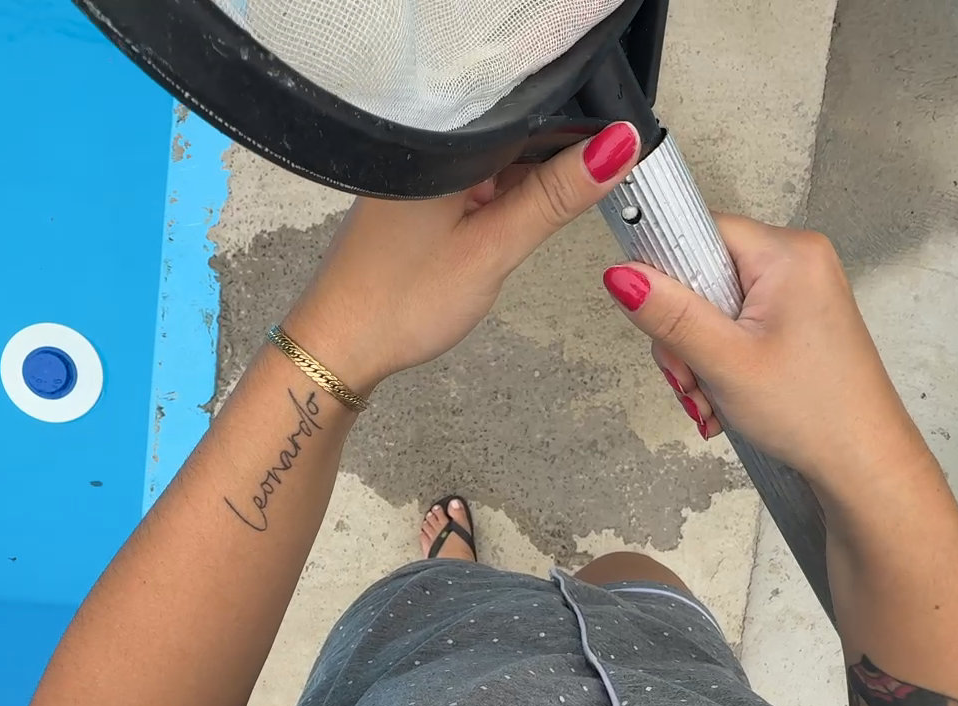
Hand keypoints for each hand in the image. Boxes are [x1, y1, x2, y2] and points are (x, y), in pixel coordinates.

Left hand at [282, 122, 643, 393]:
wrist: (341, 344)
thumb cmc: (401, 302)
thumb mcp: (491, 250)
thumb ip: (553, 198)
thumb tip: (615, 149)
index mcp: (441, 141)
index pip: (529, 109)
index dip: (576, 133)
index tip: (609, 160)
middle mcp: (424, 145)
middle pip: (512, 133)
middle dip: (549, 164)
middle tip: (565, 208)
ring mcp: (416, 172)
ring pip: (493, 161)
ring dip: (520, 188)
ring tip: (516, 230)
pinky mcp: (413, 197)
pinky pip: (469, 183)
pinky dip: (493, 202)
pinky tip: (496, 230)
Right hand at [599, 214, 929, 500]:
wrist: (861, 461)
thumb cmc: (814, 411)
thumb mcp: (724, 362)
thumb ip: (669, 315)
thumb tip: (622, 275)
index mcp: (787, 255)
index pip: (699, 230)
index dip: (664, 270)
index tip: (651, 311)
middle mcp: (795, 264)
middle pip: (700, 277)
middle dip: (680, 335)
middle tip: (688, 377)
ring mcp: (794, 295)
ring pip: (710, 311)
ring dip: (694, 360)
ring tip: (708, 397)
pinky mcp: (791, 323)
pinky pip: (731, 331)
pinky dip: (715, 365)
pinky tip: (722, 397)